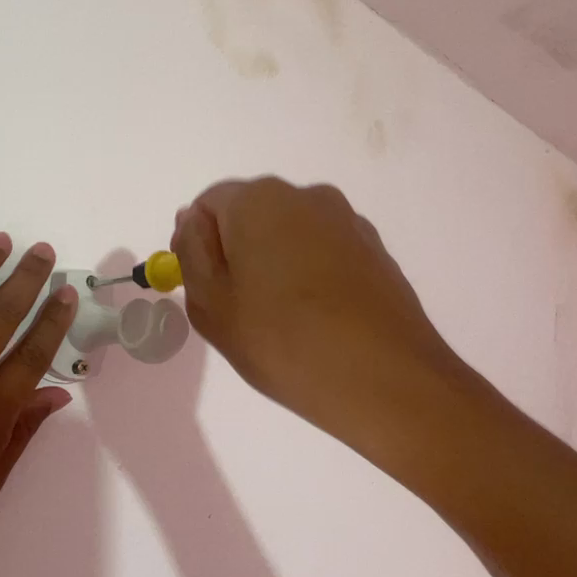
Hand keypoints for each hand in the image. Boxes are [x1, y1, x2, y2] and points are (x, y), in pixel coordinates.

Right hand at [171, 178, 460, 441]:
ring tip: (282, 322)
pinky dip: (311, 277)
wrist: (385, 379)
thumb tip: (192, 222)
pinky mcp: (376, 252)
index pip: (208, 205)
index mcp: (259, 200)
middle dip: (237, 253)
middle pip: (253, 215)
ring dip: (276, 265)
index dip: (196, 245)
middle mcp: (306, 196)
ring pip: (291, 235)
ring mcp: (348, 222)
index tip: (204, 290)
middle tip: (239, 312)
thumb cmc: (282, 342)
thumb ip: (191, 253)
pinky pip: (325, 254)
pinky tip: (317, 322)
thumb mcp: (211, 304)